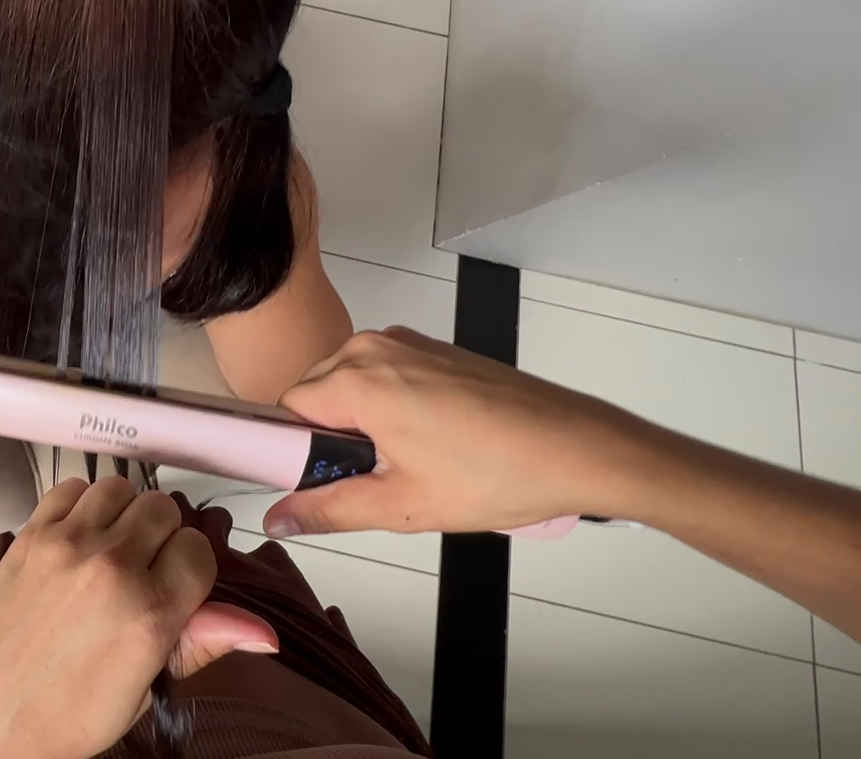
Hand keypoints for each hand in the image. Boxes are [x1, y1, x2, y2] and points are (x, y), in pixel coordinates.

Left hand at [0, 478, 277, 758]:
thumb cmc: (61, 718)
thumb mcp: (141, 691)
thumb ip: (198, 645)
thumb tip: (261, 633)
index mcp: (149, 613)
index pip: (199, 550)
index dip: (194, 565)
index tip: (179, 580)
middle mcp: (112, 566)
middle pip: (163, 509)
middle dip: (163, 534)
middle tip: (146, 563)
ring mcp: (67, 543)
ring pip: (120, 487)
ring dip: (124, 510)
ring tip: (113, 543)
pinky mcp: (30, 532)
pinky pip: (70, 487)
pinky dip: (81, 502)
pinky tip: (78, 534)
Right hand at [264, 328, 663, 537]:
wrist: (582, 447)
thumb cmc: (498, 474)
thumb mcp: (403, 505)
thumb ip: (328, 510)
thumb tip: (278, 519)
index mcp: (356, 379)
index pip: (285, 408)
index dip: (293, 447)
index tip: (316, 477)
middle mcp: (370, 346)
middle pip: (313, 391)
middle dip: (325, 433)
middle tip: (367, 475)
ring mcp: (402, 340)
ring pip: (344, 380)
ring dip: (354, 417)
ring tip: (401, 457)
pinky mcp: (427, 345)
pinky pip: (378, 370)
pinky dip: (382, 399)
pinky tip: (423, 434)